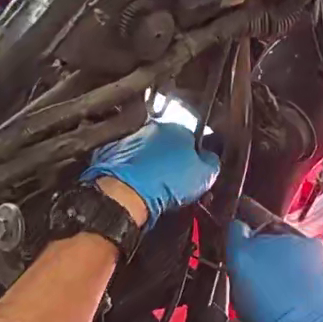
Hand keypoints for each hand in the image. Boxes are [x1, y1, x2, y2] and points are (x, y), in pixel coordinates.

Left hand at [81, 123, 219, 225]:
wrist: (125, 194)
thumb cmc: (165, 184)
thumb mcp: (205, 177)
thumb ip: (212, 162)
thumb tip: (211, 159)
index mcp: (179, 128)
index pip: (193, 138)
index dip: (196, 157)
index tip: (194, 172)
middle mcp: (153, 127)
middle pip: (169, 141)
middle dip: (172, 157)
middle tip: (175, 180)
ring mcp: (130, 137)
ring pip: (147, 148)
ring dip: (152, 161)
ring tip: (154, 184)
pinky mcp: (110, 150)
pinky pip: (127, 157)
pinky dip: (132, 167)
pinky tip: (136, 182)